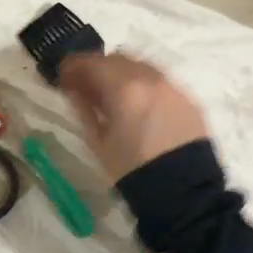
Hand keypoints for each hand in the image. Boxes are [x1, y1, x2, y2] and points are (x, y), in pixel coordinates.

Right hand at [57, 53, 208, 182]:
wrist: (185, 193)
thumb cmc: (133, 171)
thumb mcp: (99, 143)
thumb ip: (84, 109)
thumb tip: (74, 90)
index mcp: (124, 88)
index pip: (92, 63)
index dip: (73, 65)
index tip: (63, 75)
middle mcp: (150, 78)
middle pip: (117, 59)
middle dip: (98, 67)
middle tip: (85, 85)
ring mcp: (173, 86)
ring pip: (141, 66)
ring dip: (122, 72)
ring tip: (112, 93)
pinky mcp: (189, 99)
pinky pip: (160, 81)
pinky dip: (144, 84)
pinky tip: (138, 104)